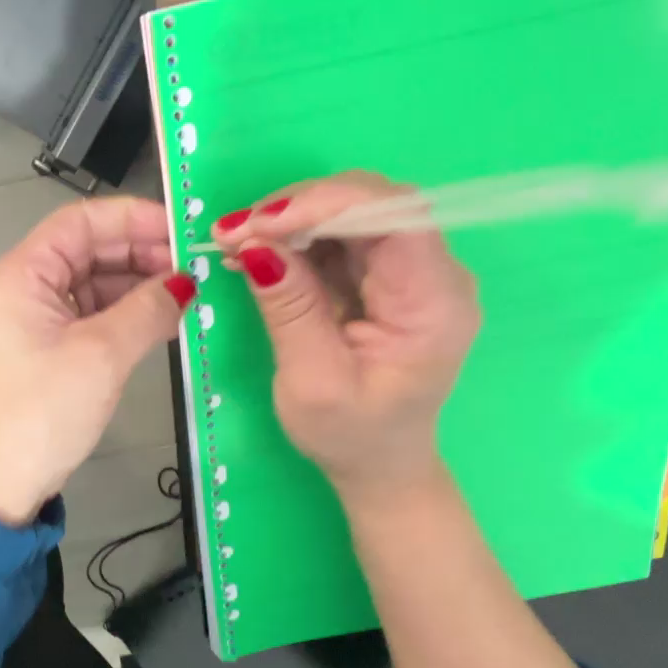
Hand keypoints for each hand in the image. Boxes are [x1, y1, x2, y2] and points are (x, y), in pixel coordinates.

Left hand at [0, 197, 196, 525]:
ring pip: (93, 281)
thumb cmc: (44, 412)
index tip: (184, 229)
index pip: (82, 221)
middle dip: (142, 251)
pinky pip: (90, 312)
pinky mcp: (45, 345)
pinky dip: (126, 312)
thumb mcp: (103, 355)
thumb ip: (149, 309)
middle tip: (196, 265)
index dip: (135, 218)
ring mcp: (33, 316)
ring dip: (138, 284)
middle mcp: (23, 285)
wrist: (2, 482)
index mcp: (22, 273)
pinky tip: (165, 318)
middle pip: (89, 248)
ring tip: (189, 292)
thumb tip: (186, 283)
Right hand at [210, 172, 478, 498]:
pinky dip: (295, 236)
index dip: (329, 203)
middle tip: (232, 233)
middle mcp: (435, 274)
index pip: (398, 217)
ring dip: (290, 219)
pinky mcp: (385, 274)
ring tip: (234, 243)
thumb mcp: (312, 382)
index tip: (260, 225)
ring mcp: (411, 271)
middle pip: (374, 203)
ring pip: (353, 211)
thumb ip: (290, 310)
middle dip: (300, 207)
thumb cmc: (349, 435)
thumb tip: (254, 246)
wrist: (378, 464)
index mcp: (433, 304)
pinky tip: (256, 251)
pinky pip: (342, 235)